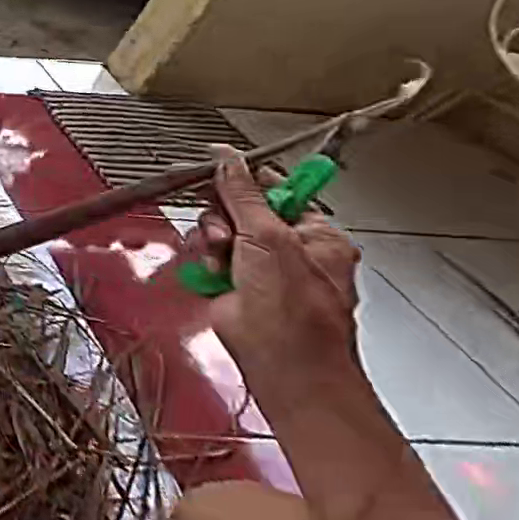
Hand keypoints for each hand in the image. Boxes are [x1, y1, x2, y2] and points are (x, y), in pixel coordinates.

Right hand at [194, 147, 361, 400]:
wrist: (281, 362)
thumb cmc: (295, 310)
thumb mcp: (269, 237)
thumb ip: (243, 194)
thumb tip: (228, 157)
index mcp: (314, 234)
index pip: (276, 190)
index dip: (247, 179)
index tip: (221, 171)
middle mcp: (287, 247)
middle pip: (237, 207)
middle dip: (223, 216)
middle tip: (225, 231)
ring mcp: (257, 265)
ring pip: (217, 229)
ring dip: (211, 240)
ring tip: (220, 258)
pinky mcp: (230, 281)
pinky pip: (205, 253)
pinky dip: (204, 259)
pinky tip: (213, 272)